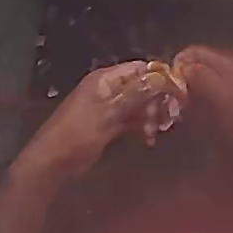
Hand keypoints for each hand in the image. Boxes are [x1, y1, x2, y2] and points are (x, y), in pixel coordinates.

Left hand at [11, 61, 182, 182]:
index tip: (179, 92)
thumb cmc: (78, 133)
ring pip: (139, 105)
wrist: (53, 163)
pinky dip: (142, 127)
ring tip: (160, 130)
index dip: (160, 77)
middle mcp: (109, 90)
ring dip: (152, 115)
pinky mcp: (110, 126)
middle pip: (142, 87)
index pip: (140, 68)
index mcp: (105, 79)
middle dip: (158, 100)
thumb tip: (162, 76)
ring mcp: (109, 108)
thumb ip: (136, 94)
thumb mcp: (109, 113)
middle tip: (173, 117)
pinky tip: (150, 139)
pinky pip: (132, 121)